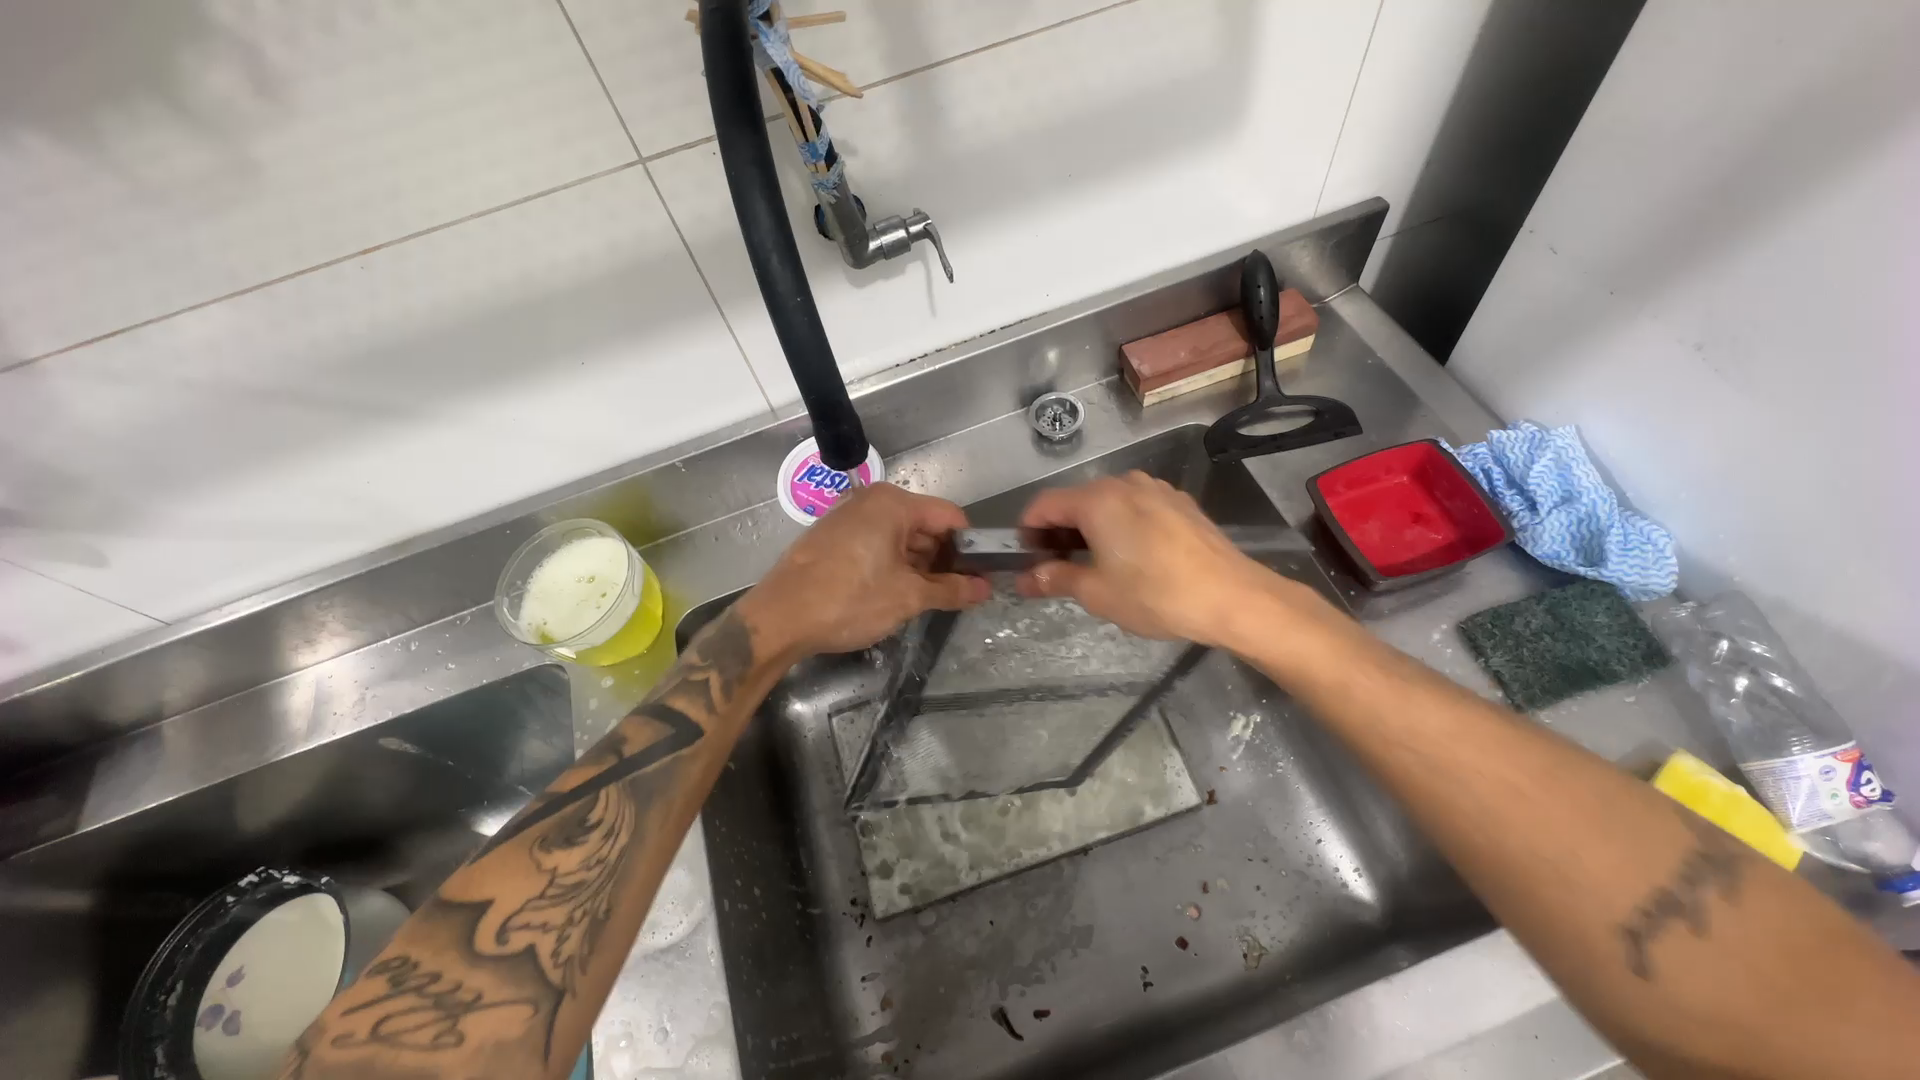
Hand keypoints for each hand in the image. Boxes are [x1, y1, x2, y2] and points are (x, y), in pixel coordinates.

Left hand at [743, 482, 989, 657]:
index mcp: (893, 504)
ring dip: (918, 566)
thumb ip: (951, 589)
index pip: (950, 517)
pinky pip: (876, 545)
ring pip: (900, 538)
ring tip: (928, 600)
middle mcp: (871, 501)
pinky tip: (894, 595)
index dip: (968, 547)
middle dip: (943, 559)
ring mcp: (848, 518)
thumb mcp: (908, 598)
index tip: (979, 577)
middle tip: (957, 594)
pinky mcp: (833, 538)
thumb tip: (984, 588)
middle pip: (925, 525)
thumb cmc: (848, 600)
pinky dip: (892, 566)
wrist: (779, 619)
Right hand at [1016, 471, 1275, 645]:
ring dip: (1091, 530)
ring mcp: (1158, 491)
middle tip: (1056, 569)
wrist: (1231, 597)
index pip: (1044, 504)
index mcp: (1097, 500)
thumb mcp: (1096, 592)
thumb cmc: (1155, 594)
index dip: (1027, 530)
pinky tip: (1133, 560)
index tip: (1024, 559)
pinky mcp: (1181, 505)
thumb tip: (1024, 579)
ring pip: (1109, 505)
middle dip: (1059, 532)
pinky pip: (1137, 509)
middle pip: (1077, 501)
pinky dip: (1121, 528)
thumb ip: (1055, 578)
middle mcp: (1125, 484)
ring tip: (1095, 567)